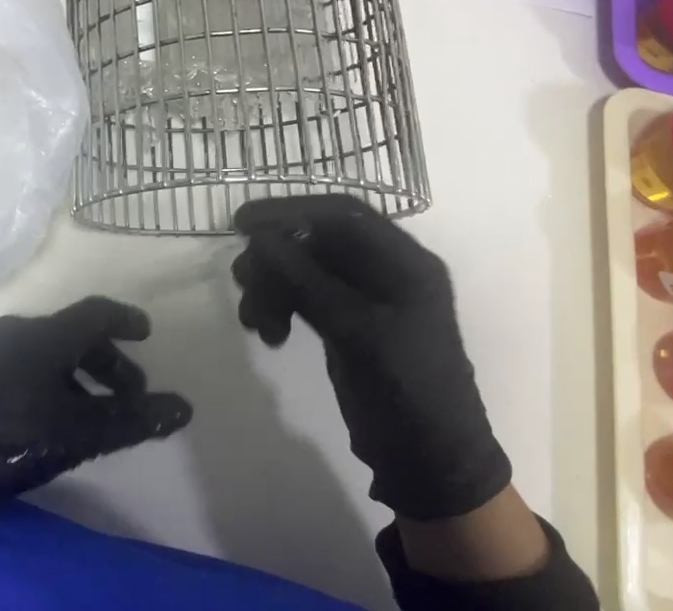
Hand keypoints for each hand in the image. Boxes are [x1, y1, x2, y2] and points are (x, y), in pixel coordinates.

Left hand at [0, 296, 192, 529]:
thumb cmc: (1, 434)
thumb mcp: (72, 433)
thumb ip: (128, 420)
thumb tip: (182, 407)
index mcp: (45, 336)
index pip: (96, 313)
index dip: (125, 321)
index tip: (146, 334)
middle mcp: (16, 330)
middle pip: (72, 335)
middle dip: (105, 363)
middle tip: (127, 396)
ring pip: (45, 352)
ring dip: (75, 376)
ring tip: (90, 415)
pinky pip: (20, 364)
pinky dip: (46, 381)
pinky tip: (44, 417)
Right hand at [233, 195, 510, 520]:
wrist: (430, 460)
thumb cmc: (407, 389)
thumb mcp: (356, 331)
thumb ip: (306, 280)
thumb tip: (258, 237)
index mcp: (405, 262)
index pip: (342, 214)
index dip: (290, 211)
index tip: (242, 223)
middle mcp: (385, 271)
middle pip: (316, 240)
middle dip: (274, 259)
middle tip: (243, 283)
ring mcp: (363, 297)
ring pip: (302, 269)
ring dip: (271, 286)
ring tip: (253, 321)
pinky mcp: (345, 322)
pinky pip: (301, 296)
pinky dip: (279, 307)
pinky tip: (268, 333)